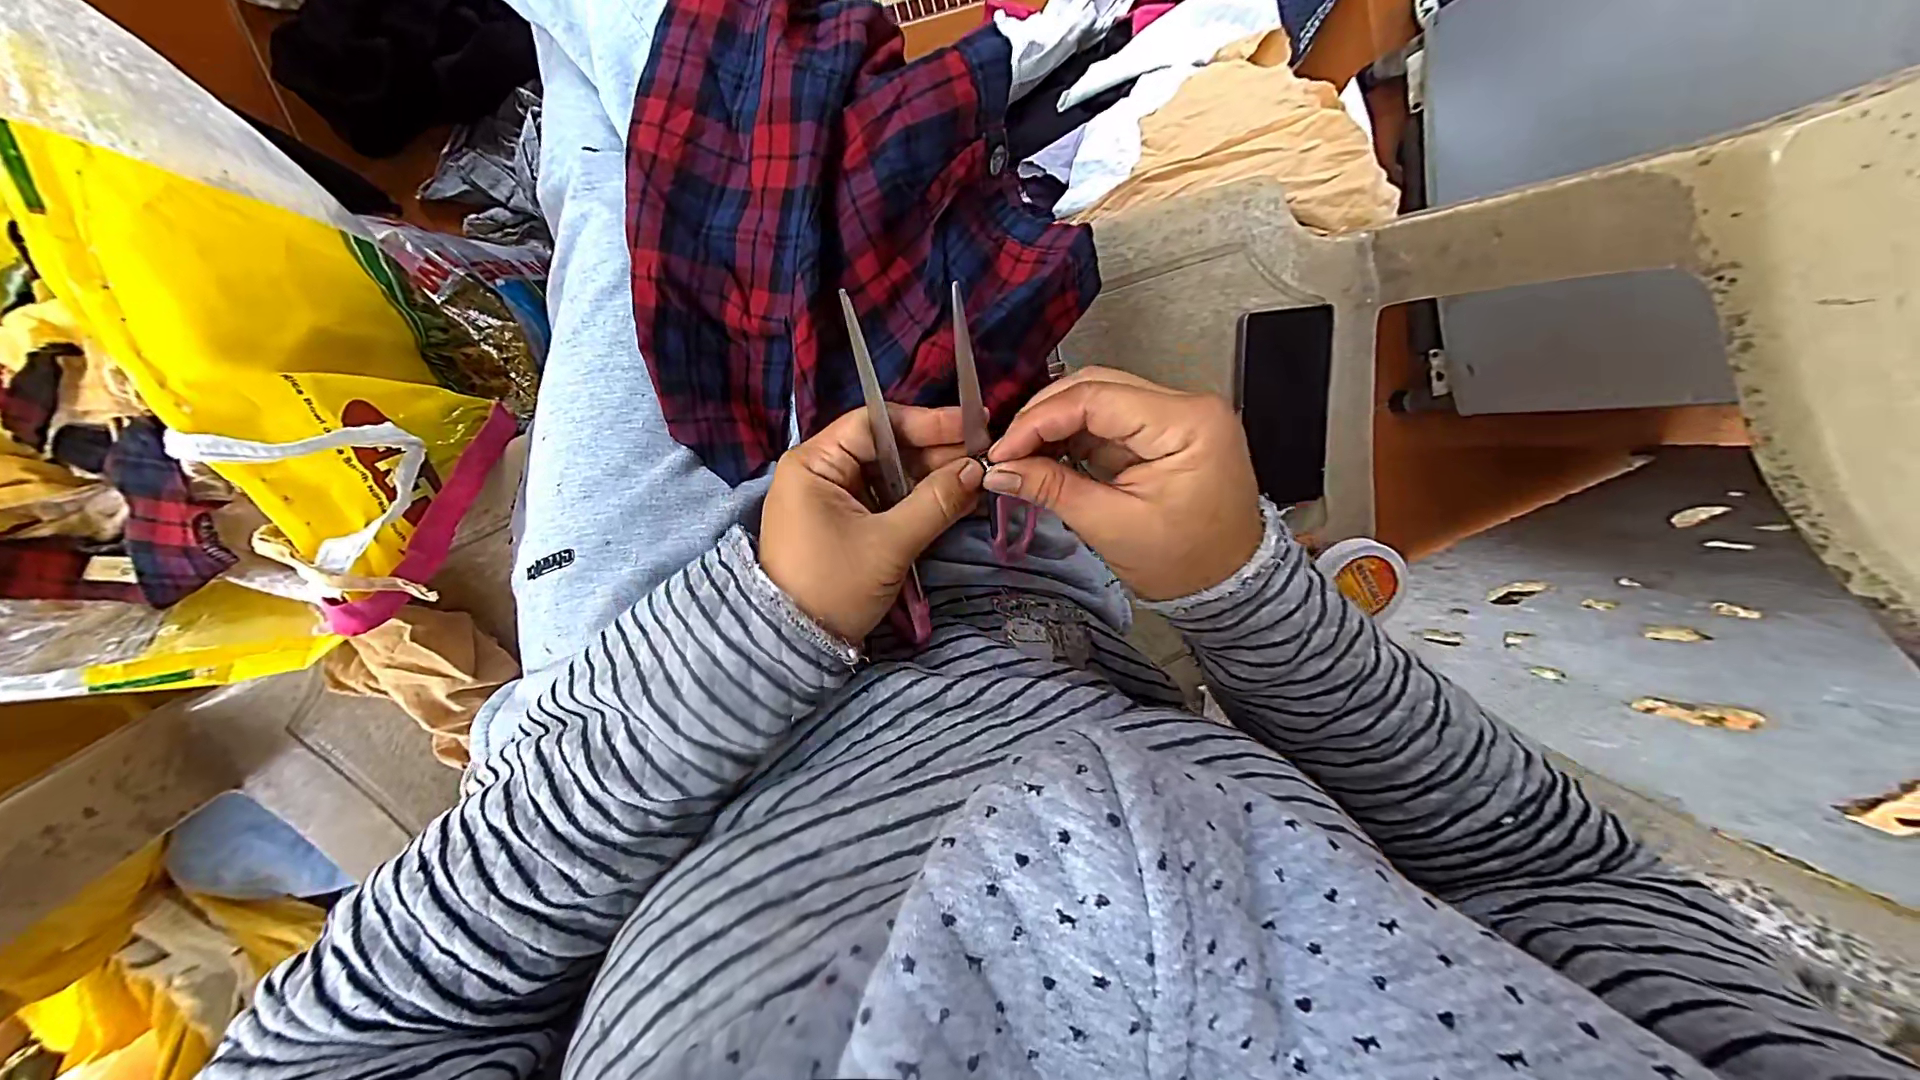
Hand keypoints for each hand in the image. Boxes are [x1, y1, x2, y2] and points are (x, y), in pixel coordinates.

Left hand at [761, 405, 984, 643]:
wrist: (795, 644)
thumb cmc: (833, 586)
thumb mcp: (888, 544)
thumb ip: (935, 502)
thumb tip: (976, 469)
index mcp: (814, 464)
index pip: (874, 424)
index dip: (925, 422)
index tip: (970, 425)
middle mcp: (820, 472)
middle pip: (885, 448)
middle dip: (934, 453)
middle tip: (982, 456)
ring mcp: (832, 498)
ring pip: (889, 475)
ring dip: (930, 477)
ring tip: (975, 478)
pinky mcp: (845, 522)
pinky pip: (886, 500)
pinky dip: (917, 500)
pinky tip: (952, 499)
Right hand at [985, 367, 1261, 600]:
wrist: (1227, 582)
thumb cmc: (1187, 562)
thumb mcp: (1111, 525)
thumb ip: (1053, 488)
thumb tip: (1003, 470)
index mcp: (1187, 422)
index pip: (1095, 397)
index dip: (1039, 420)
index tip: (1005, 449)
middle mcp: (1186, 406)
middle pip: (1095, 386)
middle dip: (1043, 417)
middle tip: (1008, 452)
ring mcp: (1174, 416)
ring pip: (1097, 399)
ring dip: (1055, 425)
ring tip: (1022, 457)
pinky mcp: (1161, 432)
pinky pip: (1107, 421)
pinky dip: (1073, 437)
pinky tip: (1047, 456)